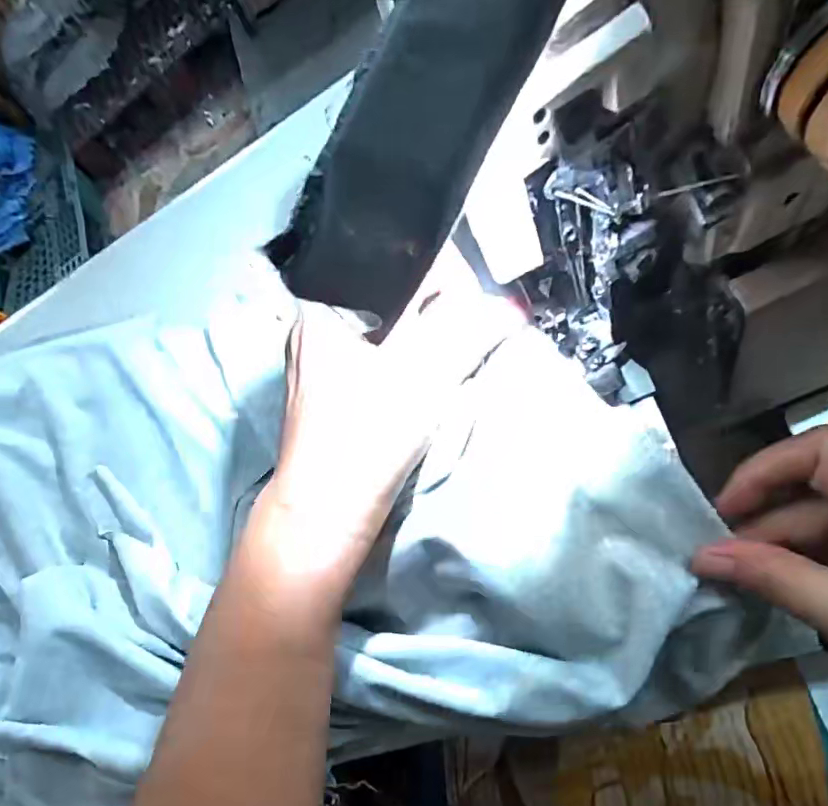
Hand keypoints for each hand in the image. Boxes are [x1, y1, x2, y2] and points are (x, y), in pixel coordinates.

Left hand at [261, 267, 525, 574]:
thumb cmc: (365, 439)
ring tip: (456, 364)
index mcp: (322, 307)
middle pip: (395, 303)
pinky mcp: (333, 401)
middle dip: (442, 316)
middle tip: (476, 335)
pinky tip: (428, 390)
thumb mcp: (424, 375)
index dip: (448, 278)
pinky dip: (410, 371)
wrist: (325, 515)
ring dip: (429, 346)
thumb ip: (469, 332)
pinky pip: (381, 367)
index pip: (396, 268)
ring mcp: (321, 368)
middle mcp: (314, 330)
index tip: (482, 305)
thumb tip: (512, 307)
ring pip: (391, 337)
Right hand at [693, 427, 827, 731]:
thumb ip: (778, 581)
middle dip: (767, 526)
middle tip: (720, 569)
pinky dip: (816, 565)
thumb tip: (703, 556)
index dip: (760, 473)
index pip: (822, 450)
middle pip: (822, 491)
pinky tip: (791, 592)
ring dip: (788, 550)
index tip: (719, 518)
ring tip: (747, 587)